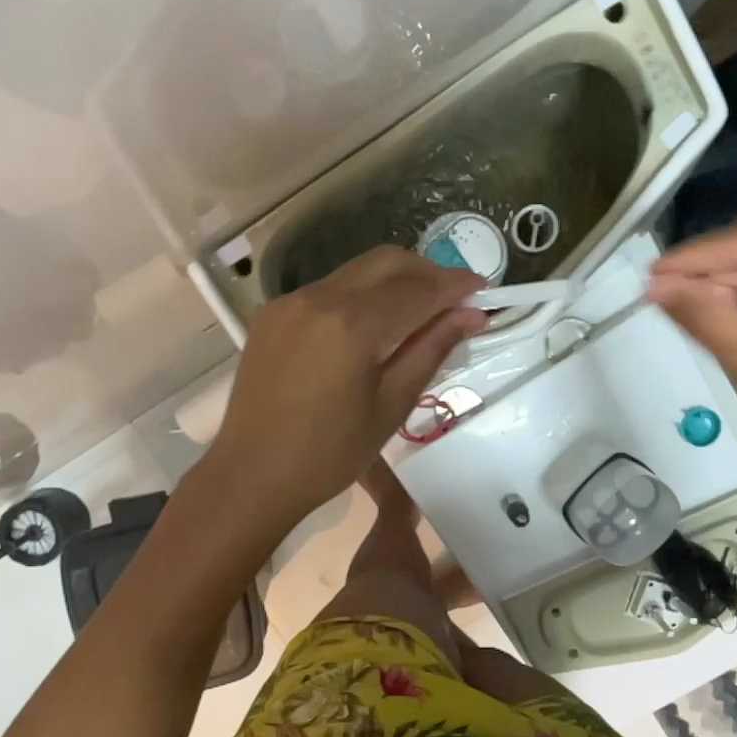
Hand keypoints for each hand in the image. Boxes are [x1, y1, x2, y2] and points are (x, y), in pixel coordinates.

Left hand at [206, 246, 487, 520]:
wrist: (252, 474)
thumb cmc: (329, 455)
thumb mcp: (391, 407)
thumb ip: (430, 351)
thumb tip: (470, 314)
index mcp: (352, 325)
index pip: (417, 290)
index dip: (454, 286)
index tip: (484, 287)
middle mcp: (319, 298)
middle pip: (386, 262)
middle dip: (426, 272)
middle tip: (456, 296)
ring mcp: (290, 302)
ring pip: (355, 271)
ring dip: (394, 280)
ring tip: (421, 309)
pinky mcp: (273, 314)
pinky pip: (328, 289)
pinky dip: (360, 295)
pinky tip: (374, 324)